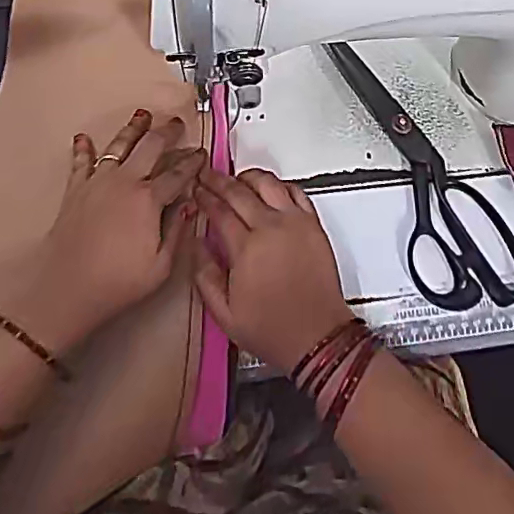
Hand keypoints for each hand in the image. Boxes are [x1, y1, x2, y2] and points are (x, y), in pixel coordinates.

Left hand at [22, 112, 204, 348]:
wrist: (67, 288)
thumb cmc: (117, 282)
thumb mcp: (161, 266)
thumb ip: (177, 232)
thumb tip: (188, 206)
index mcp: (148, 199)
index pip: (177, 173)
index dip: (192, 162)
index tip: (200, 154)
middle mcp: (124, 182)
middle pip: (150, 147)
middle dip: (167, 132)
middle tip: (177, 124)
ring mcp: (97, 182)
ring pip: (119, 145)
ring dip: (133, 128)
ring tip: (143, 115)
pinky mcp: (75, 190)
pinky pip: (81, 162)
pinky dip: (83, 148)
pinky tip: (84, 138)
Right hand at [192, 167, 353, 370]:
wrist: (317, 337)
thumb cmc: (273, 329)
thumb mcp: (225, 314)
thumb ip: (205, 276)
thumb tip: (197, 245)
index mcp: (246, 249)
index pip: (219, 210)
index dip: (205, 197)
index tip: (197, 191)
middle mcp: (271, 228)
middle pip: (239, 191)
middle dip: (219, 180)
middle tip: (208, 175)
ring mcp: (295, 224)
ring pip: (268, 184)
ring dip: (249, 177)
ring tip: (237, 178)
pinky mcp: (313, 225)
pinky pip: (296, 192)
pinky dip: (280, 185)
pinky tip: (271, 188)